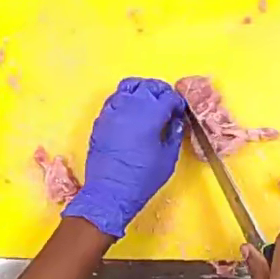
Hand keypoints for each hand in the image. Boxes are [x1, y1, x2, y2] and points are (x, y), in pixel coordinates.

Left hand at [62, 78, 187, 238]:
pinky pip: (114, 100)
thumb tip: (175, 122)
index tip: (179, 112)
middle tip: (166, 104)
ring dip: (141, 91)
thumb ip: (174, 135)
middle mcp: (130, 106)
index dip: (177, 103)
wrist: (110, 192)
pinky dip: (125, 100)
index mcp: (151, 113)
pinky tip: (130, 114)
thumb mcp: (167, 159)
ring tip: (147, 105)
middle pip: (148, 85)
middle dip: (160, 91)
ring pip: (128, 87)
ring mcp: (112, 111)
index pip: (168, 96)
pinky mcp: (100, 120)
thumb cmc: (142, 179)